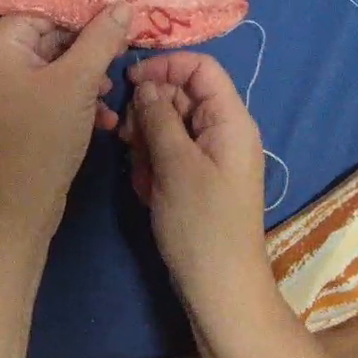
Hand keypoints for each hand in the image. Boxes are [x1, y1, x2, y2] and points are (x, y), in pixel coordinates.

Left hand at [0, 4, 130, 237]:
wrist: (9, 217)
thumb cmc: (39, 139)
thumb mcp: (78, 82)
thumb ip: (101, 39)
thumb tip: (123, 5)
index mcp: (0, 45)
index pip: (45, 8)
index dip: (84, 10)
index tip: (121, 17)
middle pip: (52, 36)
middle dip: (91, 46)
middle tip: (124, 52)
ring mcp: (6, 93)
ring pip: (57, 68)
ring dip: (89, 76)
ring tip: (114, 89)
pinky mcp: (19, 119)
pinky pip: (53, 95)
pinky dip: (79, 100)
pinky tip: (105, 118)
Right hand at [121, 52, 273, 306]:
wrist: (221, 292)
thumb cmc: (202, 224)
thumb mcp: (175, 165)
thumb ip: (159, 117)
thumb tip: (145, 85)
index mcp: (231, 119)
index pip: (202, 67)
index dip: (166, 65)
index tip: (131, 81)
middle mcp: (225, 129)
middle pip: (182, 94)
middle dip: (150, 109)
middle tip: (126, 136)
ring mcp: (212, 155)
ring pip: (172, 123)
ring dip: (147, 139)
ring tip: (138, 169)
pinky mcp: (199, 177)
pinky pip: (172, 152)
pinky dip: (153, 162)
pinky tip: (145, 187)